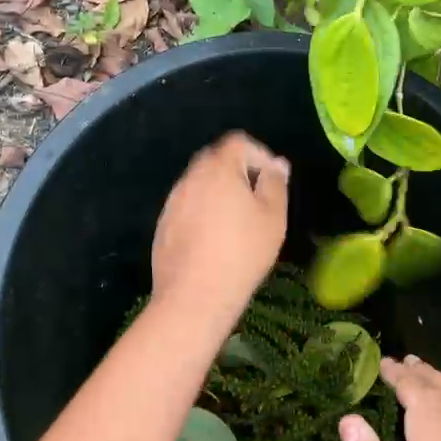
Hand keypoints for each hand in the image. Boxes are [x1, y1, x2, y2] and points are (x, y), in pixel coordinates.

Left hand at [151, 131, 289, 321]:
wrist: (193, 298)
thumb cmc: (241, 253)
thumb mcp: (273, 218)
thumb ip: (275, 184)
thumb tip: (277, 164)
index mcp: (219, 167)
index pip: (239, 142)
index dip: (259, 154)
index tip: (271, 181)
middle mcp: (191, 176)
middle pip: (217, 159)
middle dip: (239, 172)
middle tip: (256, 200)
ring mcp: (173, 200)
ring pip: (200, 183)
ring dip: (219, 192)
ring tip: (236, 223)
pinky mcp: (163, 224)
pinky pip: (188, 206)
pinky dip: (202, 212)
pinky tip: (213, 240)